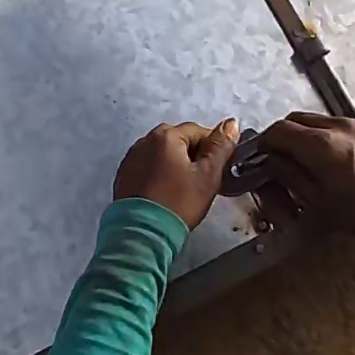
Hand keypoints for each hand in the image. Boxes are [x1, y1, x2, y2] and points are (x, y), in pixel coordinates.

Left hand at [112, 118, 240, 229]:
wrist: (143, 232)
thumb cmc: (179, 202)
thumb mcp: (207, 175)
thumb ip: (220, 147)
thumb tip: (231, 123)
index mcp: (165, 136)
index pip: (197, 130)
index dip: (212, 147)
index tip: (219, 166)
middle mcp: (145, 141)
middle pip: (177, 139)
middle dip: (193, 153)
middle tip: (203, 178)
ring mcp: (131, 157)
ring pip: (161, 152)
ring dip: (175, 162)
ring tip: (185, 186)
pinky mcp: (124, 174)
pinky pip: (147, 165)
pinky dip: (159, 172)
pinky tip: (166, 190)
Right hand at [256, 112, 354, 236]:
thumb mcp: (316, 200)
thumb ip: (288, 174)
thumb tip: (271, 161)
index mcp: (320, 144)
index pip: (279, 130)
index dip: (266, 142)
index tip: (263, 154)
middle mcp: (339, 126)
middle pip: (298, 118)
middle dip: (286, 134)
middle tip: (283, 155)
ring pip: (321, 119)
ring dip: (309, 133)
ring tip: (312, 157)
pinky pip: (344, 124)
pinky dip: (333, 134)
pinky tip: (339, 156)